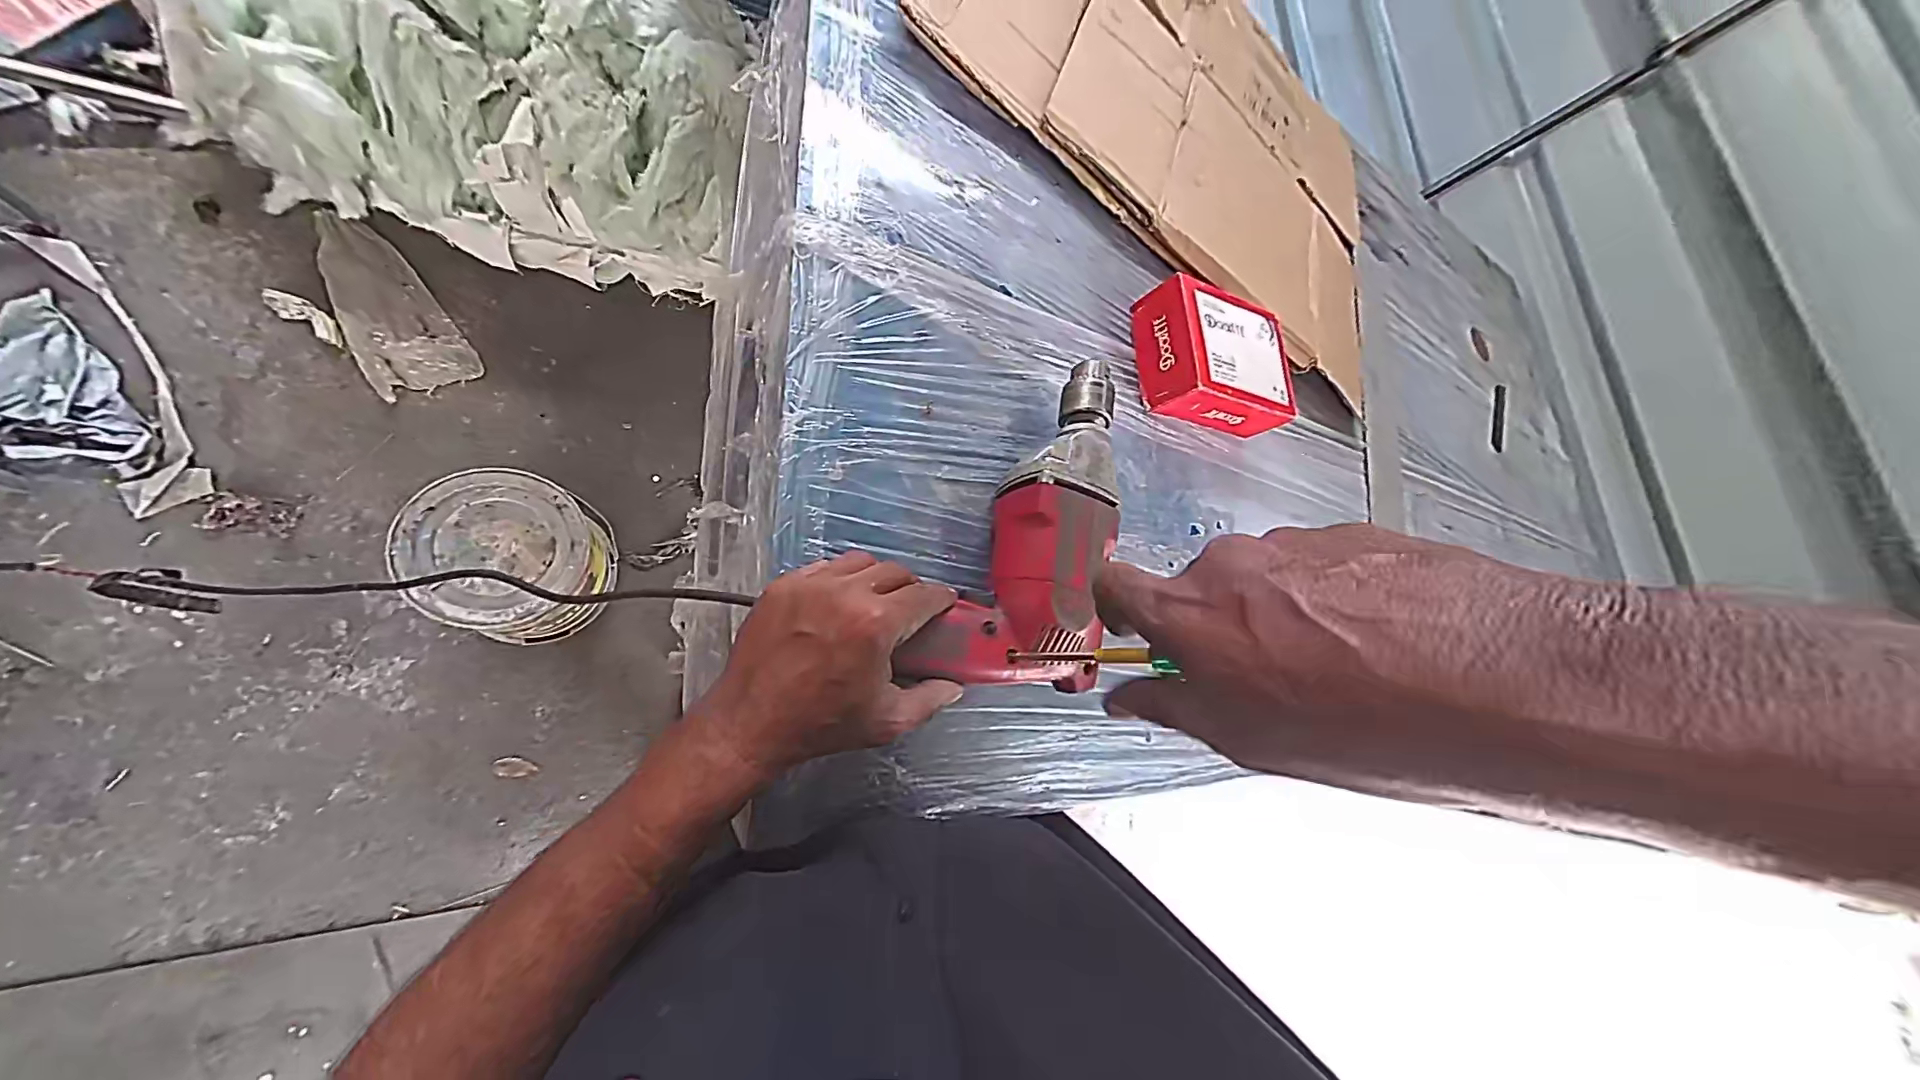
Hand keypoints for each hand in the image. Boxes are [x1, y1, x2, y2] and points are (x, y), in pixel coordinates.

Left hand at [691, 551, 963, 781]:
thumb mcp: (886, 720)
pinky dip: (840, 579)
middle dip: (912, 588)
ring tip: (876, 602)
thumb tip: (951, 687)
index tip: (945, 604)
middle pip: (896, 572)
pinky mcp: (783, 587)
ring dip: (877, 578)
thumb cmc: (818, 724)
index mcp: (875, 623)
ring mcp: (810, 586)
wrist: (751, 724)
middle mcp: (844, 594)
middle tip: (912, 610)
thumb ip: (929, 699)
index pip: (924, 595)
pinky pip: (824, 567)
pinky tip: (839, 601)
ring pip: (860, 563)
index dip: (942, 599)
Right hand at [1093, 524, 1536, 773]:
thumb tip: (1135, 697)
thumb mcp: (1250, 739)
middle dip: (1211, 626)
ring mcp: (1293, 541)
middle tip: (1254, 674)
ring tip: (1330, 666)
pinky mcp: (1350, 532)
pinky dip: (1323, 598)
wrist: (1514, 684)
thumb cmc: (1380, 725)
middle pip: (1194, 586)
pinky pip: (1311, 565)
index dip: (1112, 607)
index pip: (1113, 586)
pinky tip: (1370, 643)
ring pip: (1256, 577)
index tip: (1126, 627)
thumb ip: (1175, 706)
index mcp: (1194, 612)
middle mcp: (1233, 563)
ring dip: (1273, 614)